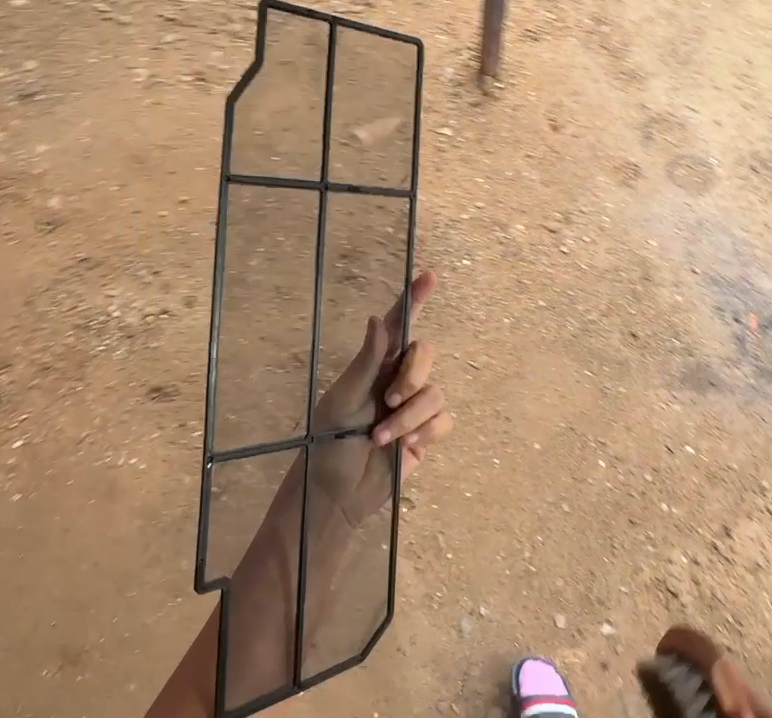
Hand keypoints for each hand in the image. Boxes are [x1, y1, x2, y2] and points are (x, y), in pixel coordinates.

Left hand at [306, 270, 448, 531]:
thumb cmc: (328, 444)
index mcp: (374, 364)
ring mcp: (413, 406)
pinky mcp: (425, 433)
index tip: (429, 275)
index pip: (398, 325)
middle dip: (412, 375)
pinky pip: (443, 419)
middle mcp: (397, 378)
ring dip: (410, 415)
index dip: (414, 300)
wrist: (337, 495)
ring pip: (434, 391)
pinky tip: (407, 446)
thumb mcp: (342, 399)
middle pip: (425, 354)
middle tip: (390, 399)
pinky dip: (425, 431)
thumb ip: (367, 362)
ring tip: (383, 437)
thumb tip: (379, 319)